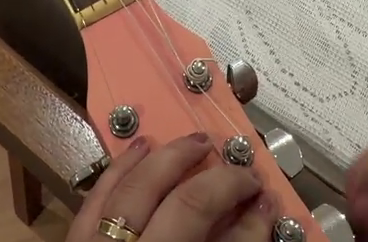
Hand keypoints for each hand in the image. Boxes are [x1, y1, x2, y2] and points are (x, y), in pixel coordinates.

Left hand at [66, 133, 275, 241]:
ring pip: (139, 190)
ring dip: (172, 161)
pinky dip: (121, 168)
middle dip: (221, 184)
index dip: (253, 225)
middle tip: (246, 171)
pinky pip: (97, 198)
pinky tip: (141, 145)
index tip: (269, 201)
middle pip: (187, 206)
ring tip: (200, 143)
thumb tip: (251, 223)